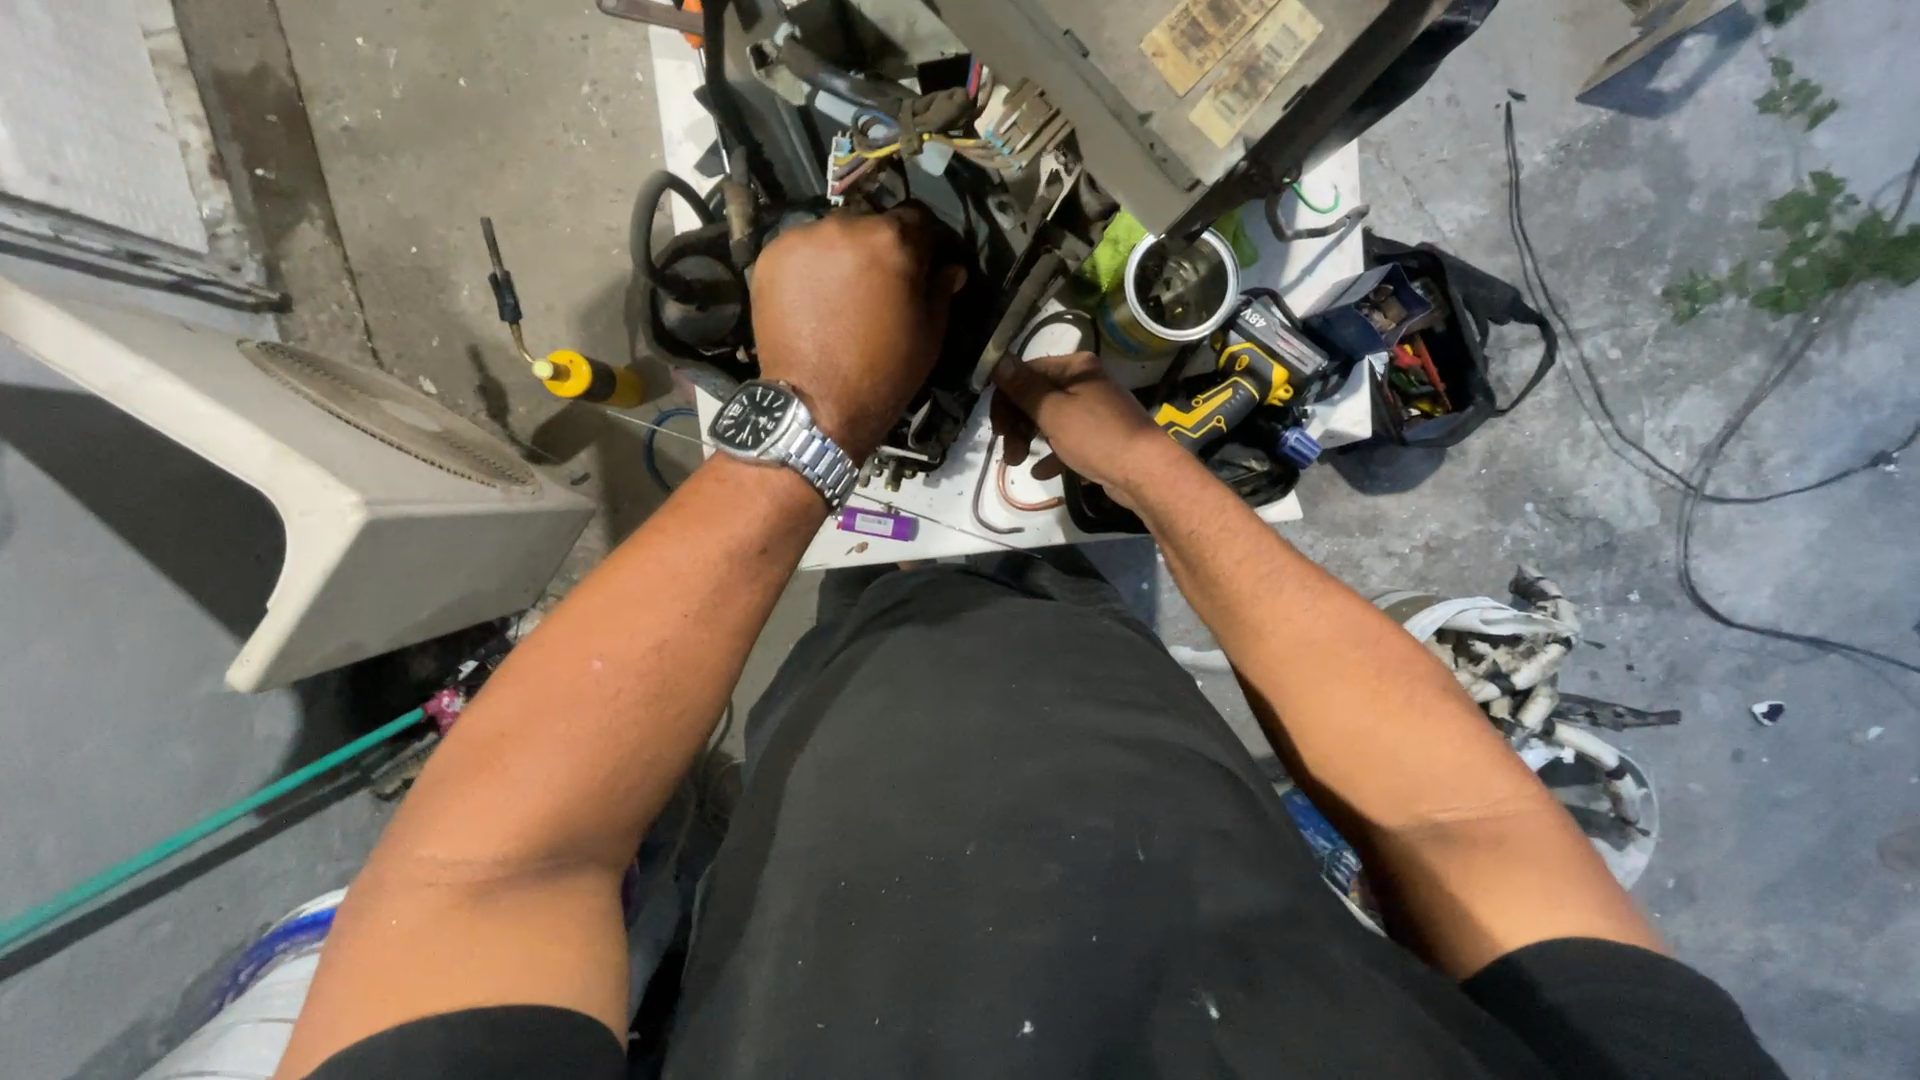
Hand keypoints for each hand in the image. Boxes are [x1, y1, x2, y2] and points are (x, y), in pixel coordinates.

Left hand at [751, 203, 965, 460]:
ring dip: (841, 258)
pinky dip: (809, 269)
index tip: (917, 268)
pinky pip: (800, 252)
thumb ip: (940, 291)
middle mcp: (847, 225)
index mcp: (893, 240)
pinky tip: (812, 301)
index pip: (916, 220)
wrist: (816, 405)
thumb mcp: (929, 336)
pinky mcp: (771, 256)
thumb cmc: (884, 374)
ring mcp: (804, 239)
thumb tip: (950, 268)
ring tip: (839, 297)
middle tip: (875, 288)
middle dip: (877, 251)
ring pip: (832, 237)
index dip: (921, 245)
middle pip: (870, 226)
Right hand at [991, 352, 1187, 507]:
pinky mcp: (1099, 436)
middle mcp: (1085, 383)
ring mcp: (1094, 410)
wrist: (1145, 472)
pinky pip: (1067, 440)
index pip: (1026, 373)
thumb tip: (997, 359)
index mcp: (1075, 368)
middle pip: (1036, 397)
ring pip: (1049, 420)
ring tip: (1018, 462)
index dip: (1006, 398)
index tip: (996, 427)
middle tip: (1009, 451)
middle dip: (1016, 424)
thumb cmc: (1097, 437)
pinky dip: (1052, 454)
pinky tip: (1041, 471)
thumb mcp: (1053, 412)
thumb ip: (1023, 388)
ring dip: (1029, 440)